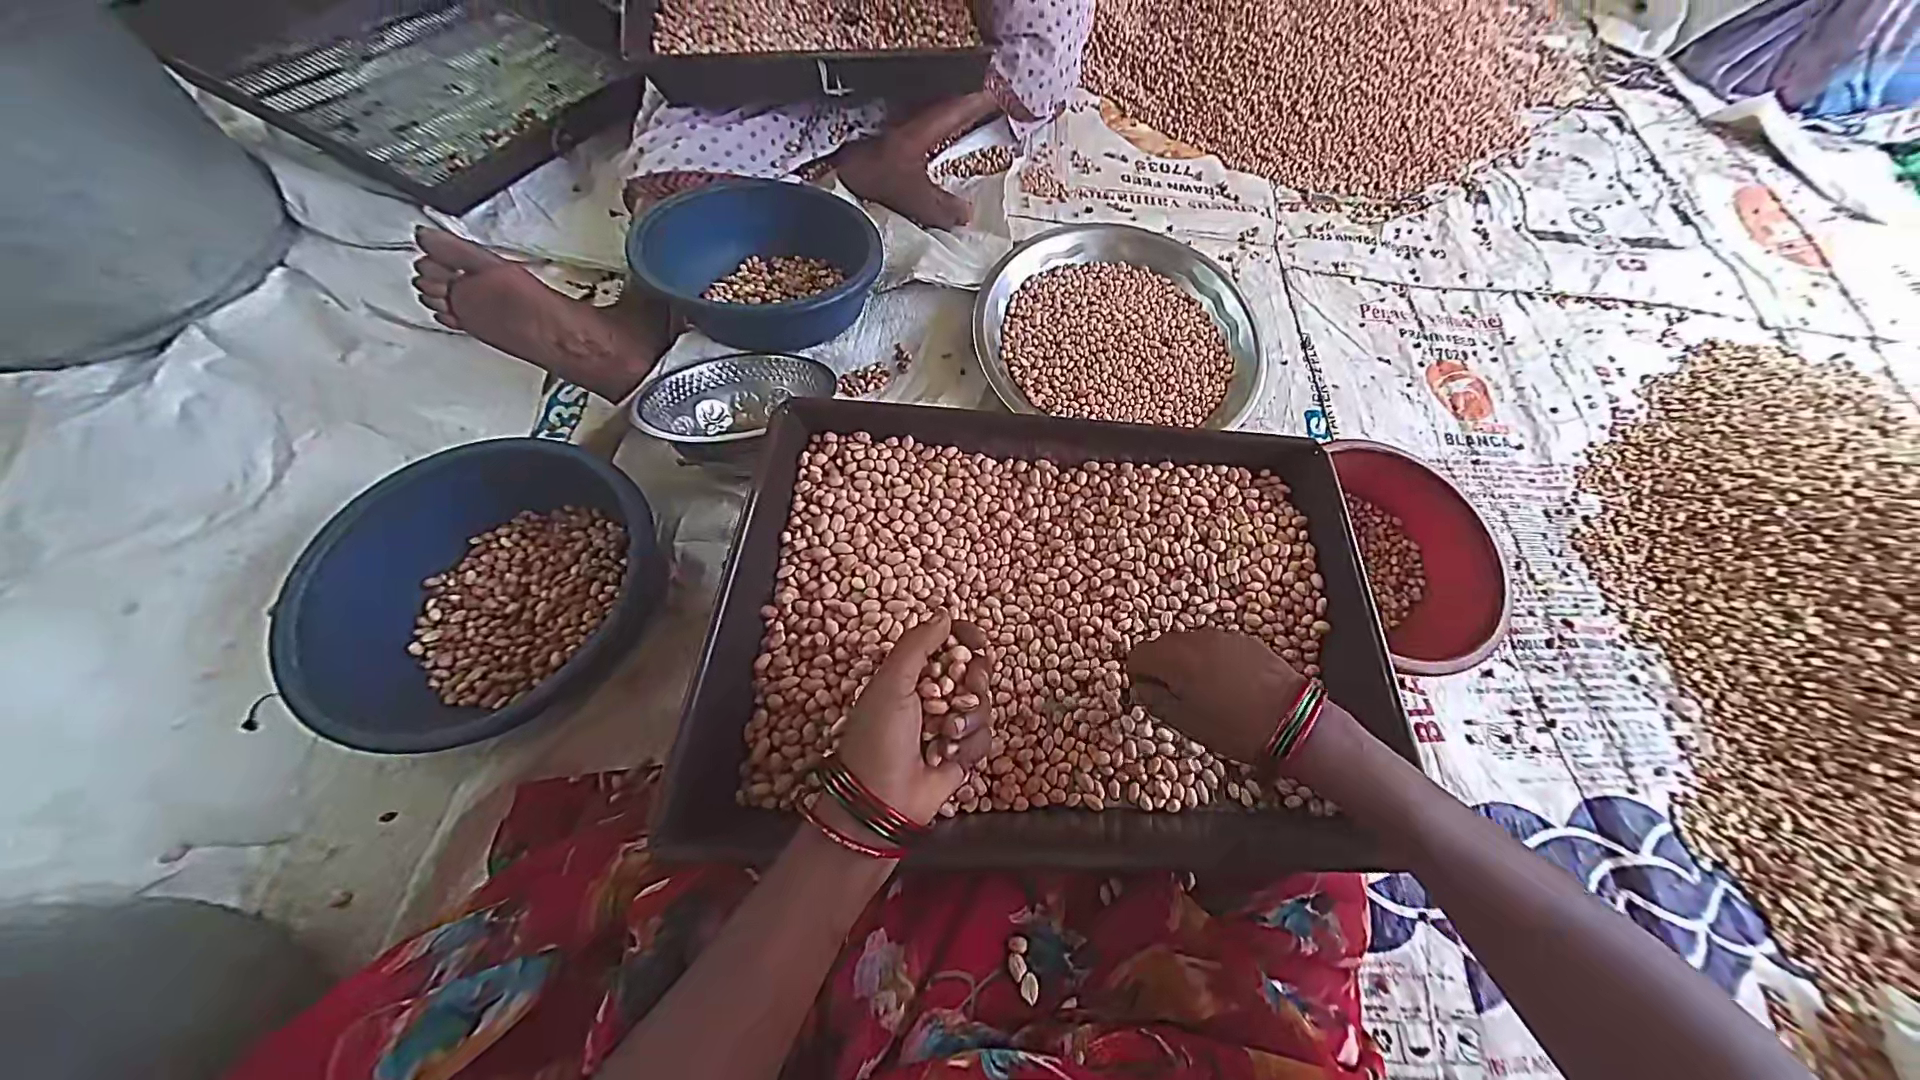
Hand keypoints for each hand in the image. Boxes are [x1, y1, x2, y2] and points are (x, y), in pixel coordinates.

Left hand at [831, 614, 993, 828]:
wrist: (880, 800)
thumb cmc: (878, 737)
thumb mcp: (892, 682)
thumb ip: (918, 644)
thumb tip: (944, 615)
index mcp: (912, 673)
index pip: (948, 642)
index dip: (966, 639)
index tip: (977, 643)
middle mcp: (933, 694)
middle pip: (974, 670)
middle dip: (974, 681)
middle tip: (965, 690)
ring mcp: (949, 723)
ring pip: (984, 704)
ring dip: (968, 718)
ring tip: (946, 734)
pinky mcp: (963, 751)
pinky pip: (985, 736)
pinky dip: (969, 745)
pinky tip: (948, 756)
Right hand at [1126, 629, 1306, 768]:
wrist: (1295, 722)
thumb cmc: (1233, 728)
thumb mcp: (1184, 722)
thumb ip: (1154, 700)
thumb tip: (1141, 688)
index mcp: (1174, 658)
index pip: (1137, 654)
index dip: (1138, 675)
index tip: (1149, 694)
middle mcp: (1195, 638)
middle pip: (1162, 645)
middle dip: (1162, 666)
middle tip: (1176, 696)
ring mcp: (1222, 636)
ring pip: (1190, 644)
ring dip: (1187, 662)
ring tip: (1205, 691)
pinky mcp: (1246, 640)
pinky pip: (1215, 645)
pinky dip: (1212, 659)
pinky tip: (1228, 684)